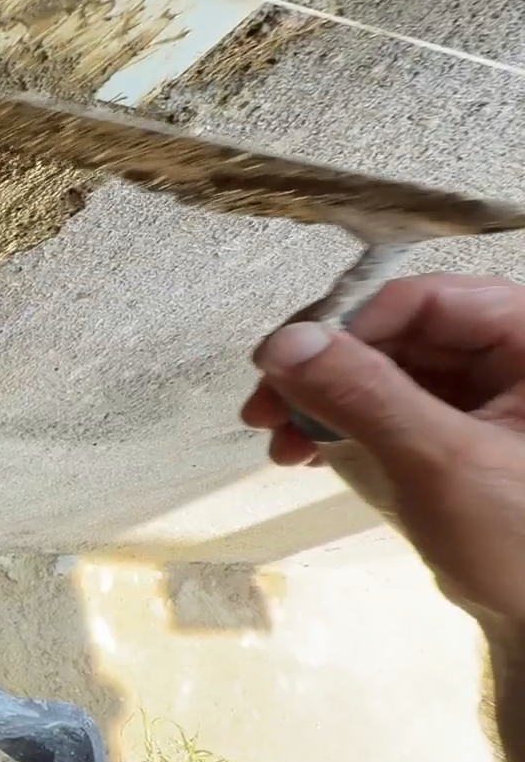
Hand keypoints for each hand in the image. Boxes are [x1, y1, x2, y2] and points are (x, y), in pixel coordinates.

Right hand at [244, 274, 524, 618]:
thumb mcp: (439, 461)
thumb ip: (362, 394)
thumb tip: (283, 342)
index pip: (428, 301)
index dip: (347, 327)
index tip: (283, 370)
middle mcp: (520, 364)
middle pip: (395, 336)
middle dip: (318, 375)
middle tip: (263, 413)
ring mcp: (488, 400)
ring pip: (380, 374)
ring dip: (315, 405)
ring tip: (279, 446)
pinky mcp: (459, 433)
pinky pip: (384, 409)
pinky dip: (336, 428)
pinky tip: (306, 455)